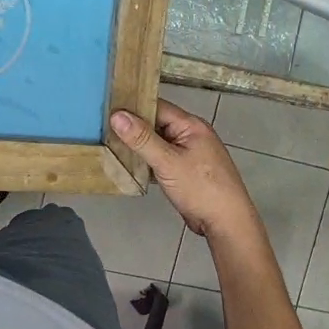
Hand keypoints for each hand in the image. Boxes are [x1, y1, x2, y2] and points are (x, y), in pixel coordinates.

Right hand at [111, 101, 261, 240]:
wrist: (225, 222)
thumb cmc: (200, 188)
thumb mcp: (168, 161)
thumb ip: (142, 139)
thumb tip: (117, 116)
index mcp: (191, 126)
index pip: (158, 107)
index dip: (134, 106)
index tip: (107, 108)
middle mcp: (191, 136)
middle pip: (157, 124)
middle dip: (133, 127)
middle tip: (103, 127)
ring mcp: (189, 154)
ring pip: (158, 144)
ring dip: (139, 146)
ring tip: (109, 143)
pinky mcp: (185, 172)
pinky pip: (162, 160)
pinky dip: (147, 161)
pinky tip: (128, 164)